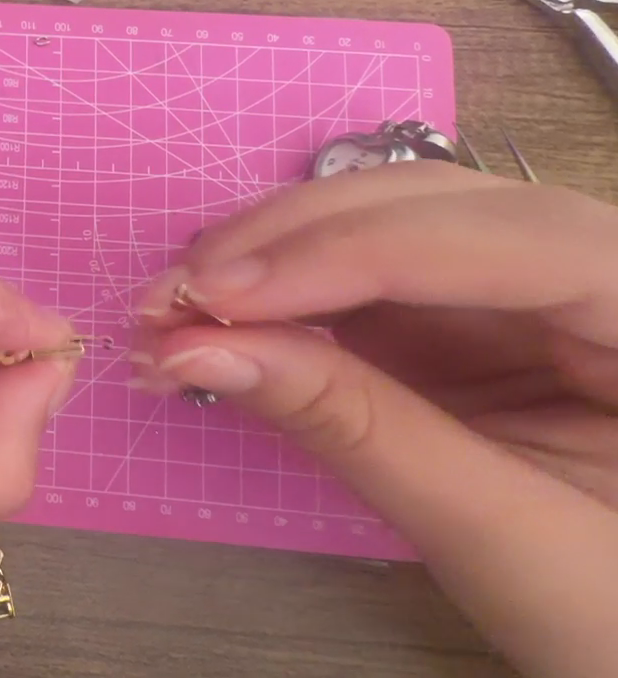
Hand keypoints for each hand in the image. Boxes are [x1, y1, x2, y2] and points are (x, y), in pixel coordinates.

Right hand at [131, 162, 617, 677]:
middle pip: (430, 204)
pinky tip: (212, 314)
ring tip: (174, 308)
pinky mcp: (453, 312)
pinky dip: (267, 288)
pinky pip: (344, 269)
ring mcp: (522, 289)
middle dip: (285, 241)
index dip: (346, 254)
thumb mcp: (504, 542)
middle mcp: (604, 277)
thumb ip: (353, 428)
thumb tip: (187, 350)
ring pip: (374, 219)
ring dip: (259, 255)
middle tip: (172, 298)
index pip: (509, 243)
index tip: (213, 296)